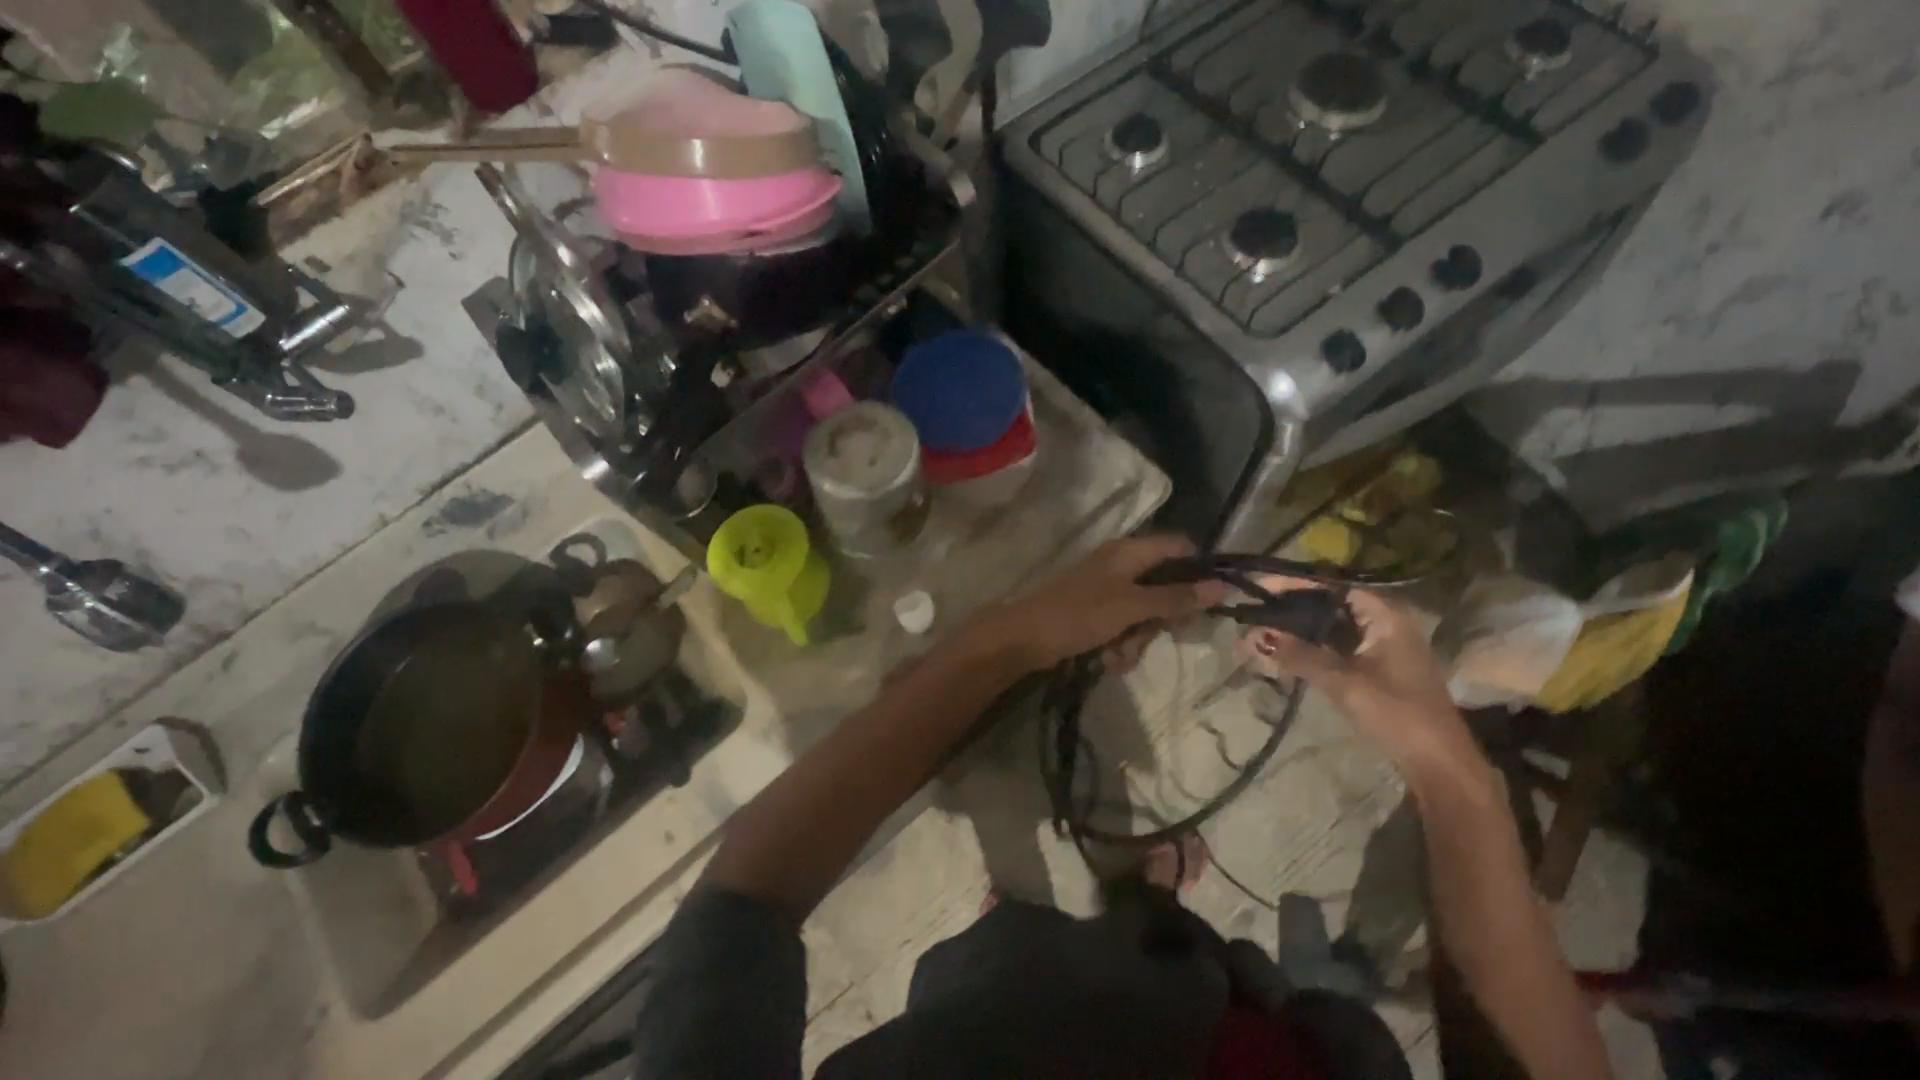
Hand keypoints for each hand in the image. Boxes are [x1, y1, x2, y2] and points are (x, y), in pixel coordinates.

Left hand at [970, 535, 1228, 671]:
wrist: (1024, 637)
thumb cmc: (1080, 615)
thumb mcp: (1133, 607)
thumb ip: (1176, 597)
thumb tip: (1222, 586)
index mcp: (1129, 551)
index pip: (1179, 547)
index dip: (1199, 569)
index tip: (1211, 600)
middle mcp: (1120, 563)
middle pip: (1164, 584)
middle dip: (1162, 617)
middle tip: (1161, 636)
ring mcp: (1104, 587)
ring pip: (1143, 611)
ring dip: (1138, 637)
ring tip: (1121, 655)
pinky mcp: (1093, 611)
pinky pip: (1121, 625)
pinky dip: (1119, 643)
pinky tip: (1109, 660)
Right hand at [1237, 582, 1469, 767]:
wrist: (1437, 763)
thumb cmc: (1397, 715)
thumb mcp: (1344, 683)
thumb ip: (1299, 656)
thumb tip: (1253, 636)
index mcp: (1385, 615)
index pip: (1331, 587)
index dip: (1293, 586)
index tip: (1258, 589)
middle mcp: (1384, 623)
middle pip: (1328, 606)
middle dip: (1288, 611)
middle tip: (1251, 616)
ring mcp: (1380, 648)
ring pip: (1329, 630)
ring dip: (1296, 633)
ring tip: (1257, 638)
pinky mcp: (1374, 670)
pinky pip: (1335, 650)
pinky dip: (1309, 651)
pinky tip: (1281, 658)